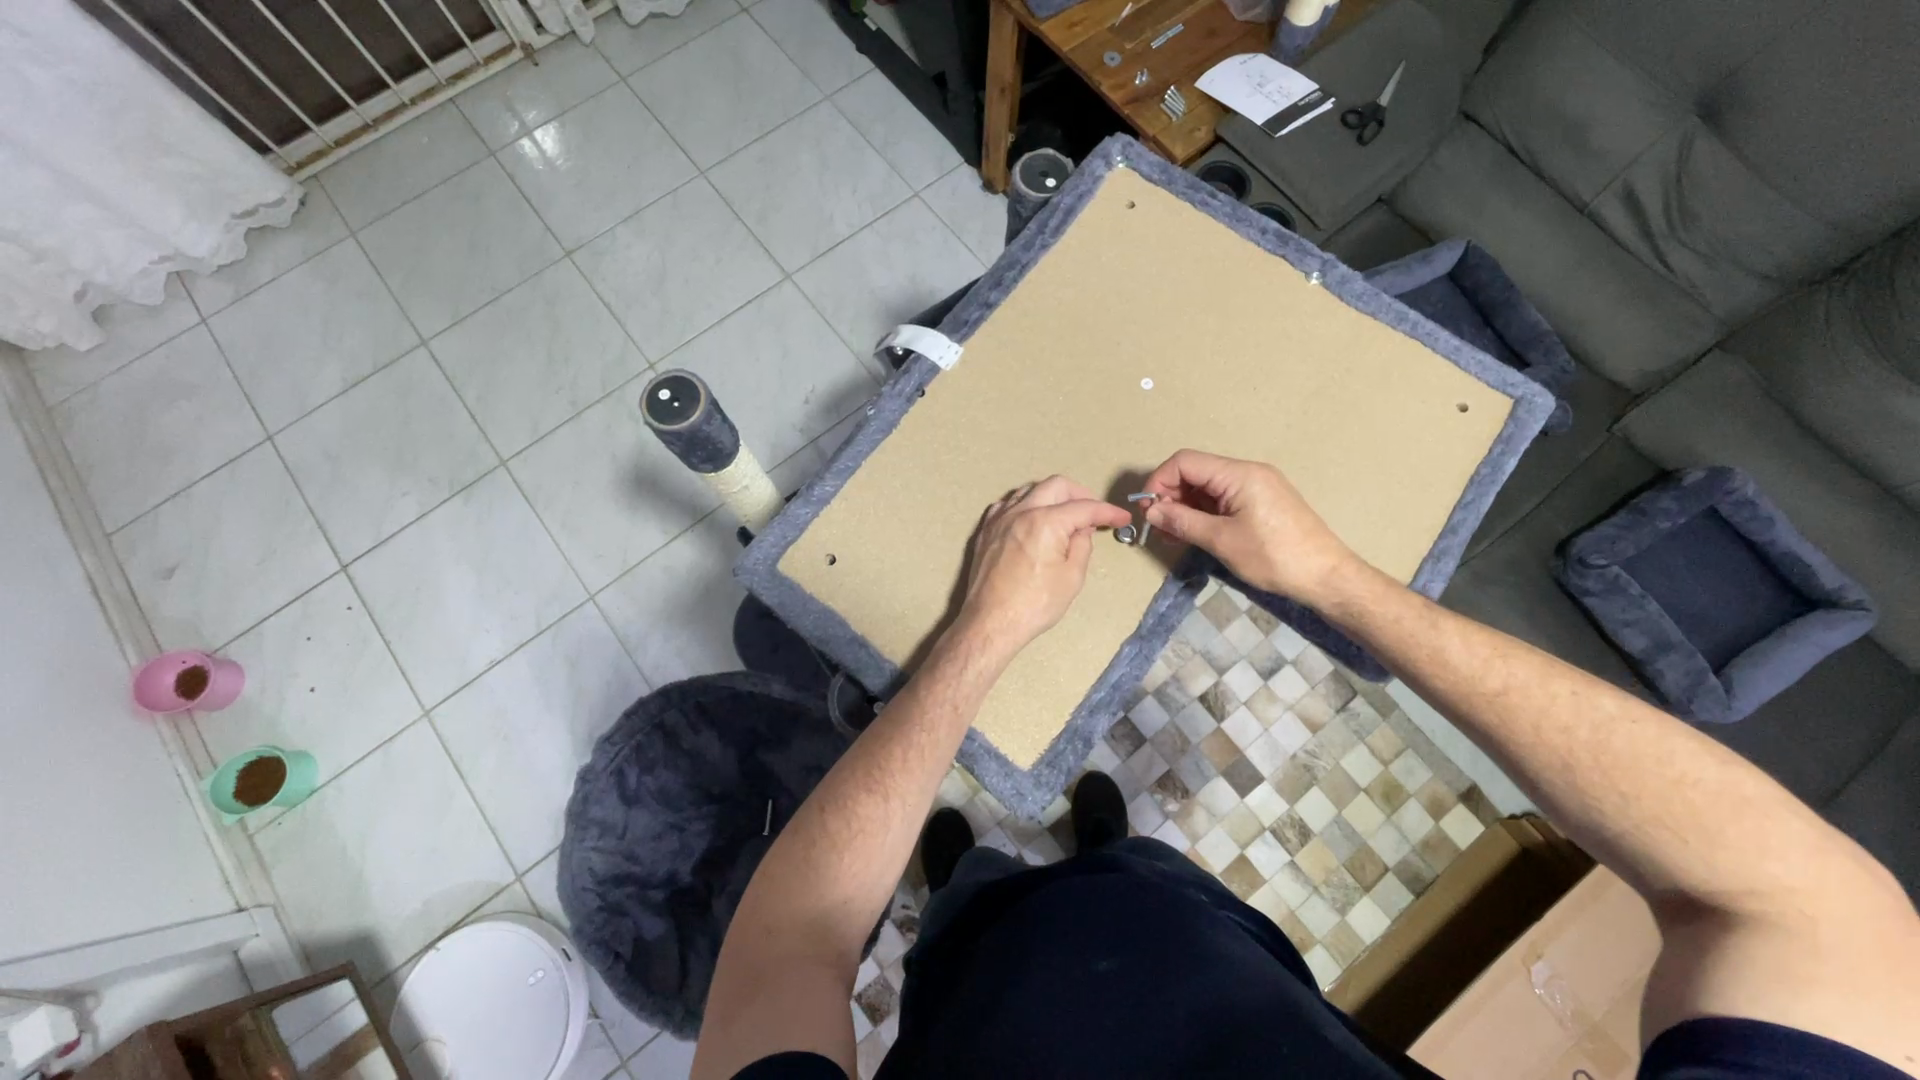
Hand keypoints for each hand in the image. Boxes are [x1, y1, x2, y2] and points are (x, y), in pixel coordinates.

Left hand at [956, 476, 1132, 653]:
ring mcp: (999, 519)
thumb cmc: (1035, 604)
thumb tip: (1082, 529)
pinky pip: (1009, 504)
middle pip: (1056, 485)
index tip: (1122, 518)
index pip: (1084, 507)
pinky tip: (1033, 519)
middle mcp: (1021, 511)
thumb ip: (1082, 545)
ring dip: (1052, 496)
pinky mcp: (986, 530)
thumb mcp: (1072, 577)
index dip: (1108, 511)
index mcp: (1045, 521)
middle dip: (1080, 494)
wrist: (992, 622)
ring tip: (1065, 515)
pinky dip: (1026, 505)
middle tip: (1093, 513)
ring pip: (1030, 489)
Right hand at [1141, 449, 1361, 607]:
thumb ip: (1183, 521)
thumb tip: (1151, 511)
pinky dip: (1204, 512)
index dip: (1159, 482)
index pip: (1185, 462)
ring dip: (1185, 507)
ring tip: (1173, 535)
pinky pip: (1223, 498)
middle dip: (1170, 495)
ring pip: (1208, 486)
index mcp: (1239, 474)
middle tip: (1159, 527)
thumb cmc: (1274, 557)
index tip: (1148, 511)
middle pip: (1195, 471)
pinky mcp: (1262, 502)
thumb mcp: (1222, 541)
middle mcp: (1248, 472)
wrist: (1326, 576)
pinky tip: (1195, 533)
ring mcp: (1257, 486)